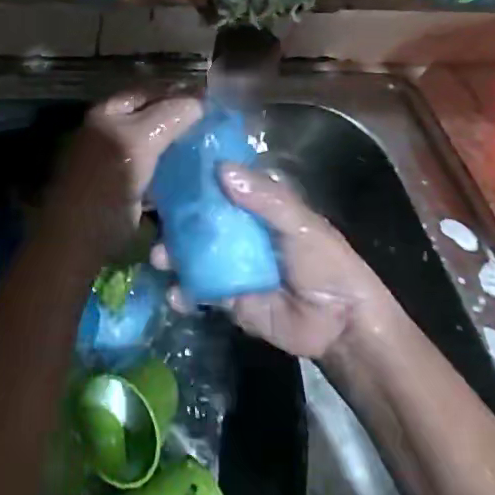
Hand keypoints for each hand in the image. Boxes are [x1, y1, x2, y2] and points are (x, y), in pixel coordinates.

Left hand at [43, 91, 203, 260]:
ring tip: (210, 145)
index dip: (178, 92)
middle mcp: (111, 131)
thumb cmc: (106, 183)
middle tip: (214, 123)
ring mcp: (119, 160)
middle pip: (154, 117)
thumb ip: (168, 116)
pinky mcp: (128, 187)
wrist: (81, 239)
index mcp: (108, 113)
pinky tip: (196, 171)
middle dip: (182, 120)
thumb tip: (199, 102)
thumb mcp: (138, 142)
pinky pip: (157, 170)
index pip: (149, 91)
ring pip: (157, 144)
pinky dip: (174, 169)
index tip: (209, 100)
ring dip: (180, 145)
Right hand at [154, 163, 393, 360]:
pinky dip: (183, 293)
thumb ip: (264, 198)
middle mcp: (240, 232)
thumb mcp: (298, 223)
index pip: (223, 186)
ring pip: (194, 254)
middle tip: (153, 219)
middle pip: (201, 220)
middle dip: (176, 220)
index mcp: (259, 207)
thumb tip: (222, 169)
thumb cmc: (325, 262)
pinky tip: (174, 294)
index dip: (197, 179)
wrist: (341, 324)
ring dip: (172, 254)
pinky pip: (199, 292)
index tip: (166, 169)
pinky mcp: (228, 300)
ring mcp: (231, 266)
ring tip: (158, 258)